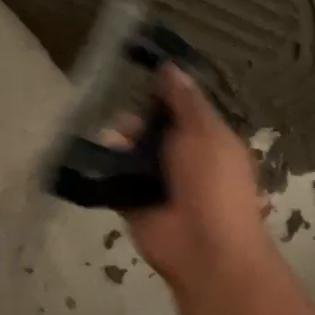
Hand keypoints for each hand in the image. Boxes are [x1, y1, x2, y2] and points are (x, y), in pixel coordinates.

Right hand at [123, 65, 274, 286]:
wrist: (205, 249)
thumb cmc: (214, 183)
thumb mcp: (204, 131)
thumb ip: (184, 99)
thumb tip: (171, 65)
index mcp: (207, 141)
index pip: (181, 108)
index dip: (164, 91)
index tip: (142, 71)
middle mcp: (182, 159)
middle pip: (152, 127)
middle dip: (137, 118)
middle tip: (128, 119)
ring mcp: (157, 182)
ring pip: (130, 150)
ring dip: (120, 140)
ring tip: (114, 140)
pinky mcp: (132, 202)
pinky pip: (113, 177)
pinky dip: (105, 167)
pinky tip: (100, 156)